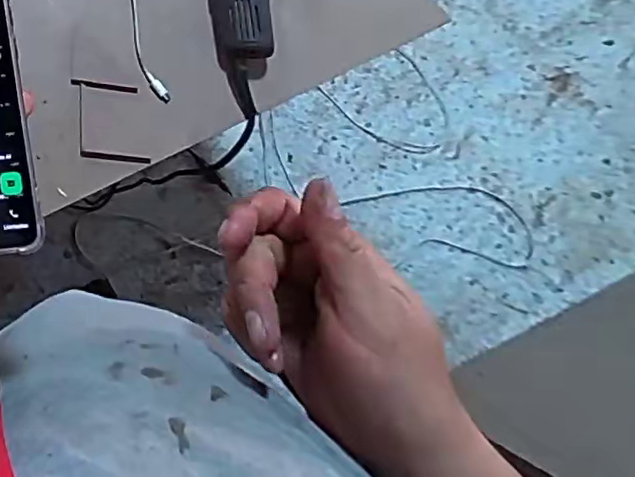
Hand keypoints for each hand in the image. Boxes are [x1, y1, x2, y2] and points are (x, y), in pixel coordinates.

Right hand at [219, 179, 510, 476]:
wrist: (397, 454)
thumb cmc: (401, 384)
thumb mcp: (372, 310)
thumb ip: (339, 245)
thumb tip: (320, 184)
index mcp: (336, 253)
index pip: (281, 209)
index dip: (250, 214)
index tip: (232, 236)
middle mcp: (307, 268)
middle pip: (252, 247)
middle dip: (251, 286)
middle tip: (264, 323)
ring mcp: (287, 297)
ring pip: (239, 279)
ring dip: (250, 315)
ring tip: (273, 351)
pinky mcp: (270, 325)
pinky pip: (237, 310)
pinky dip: (247, 333)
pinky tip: (273, 357)